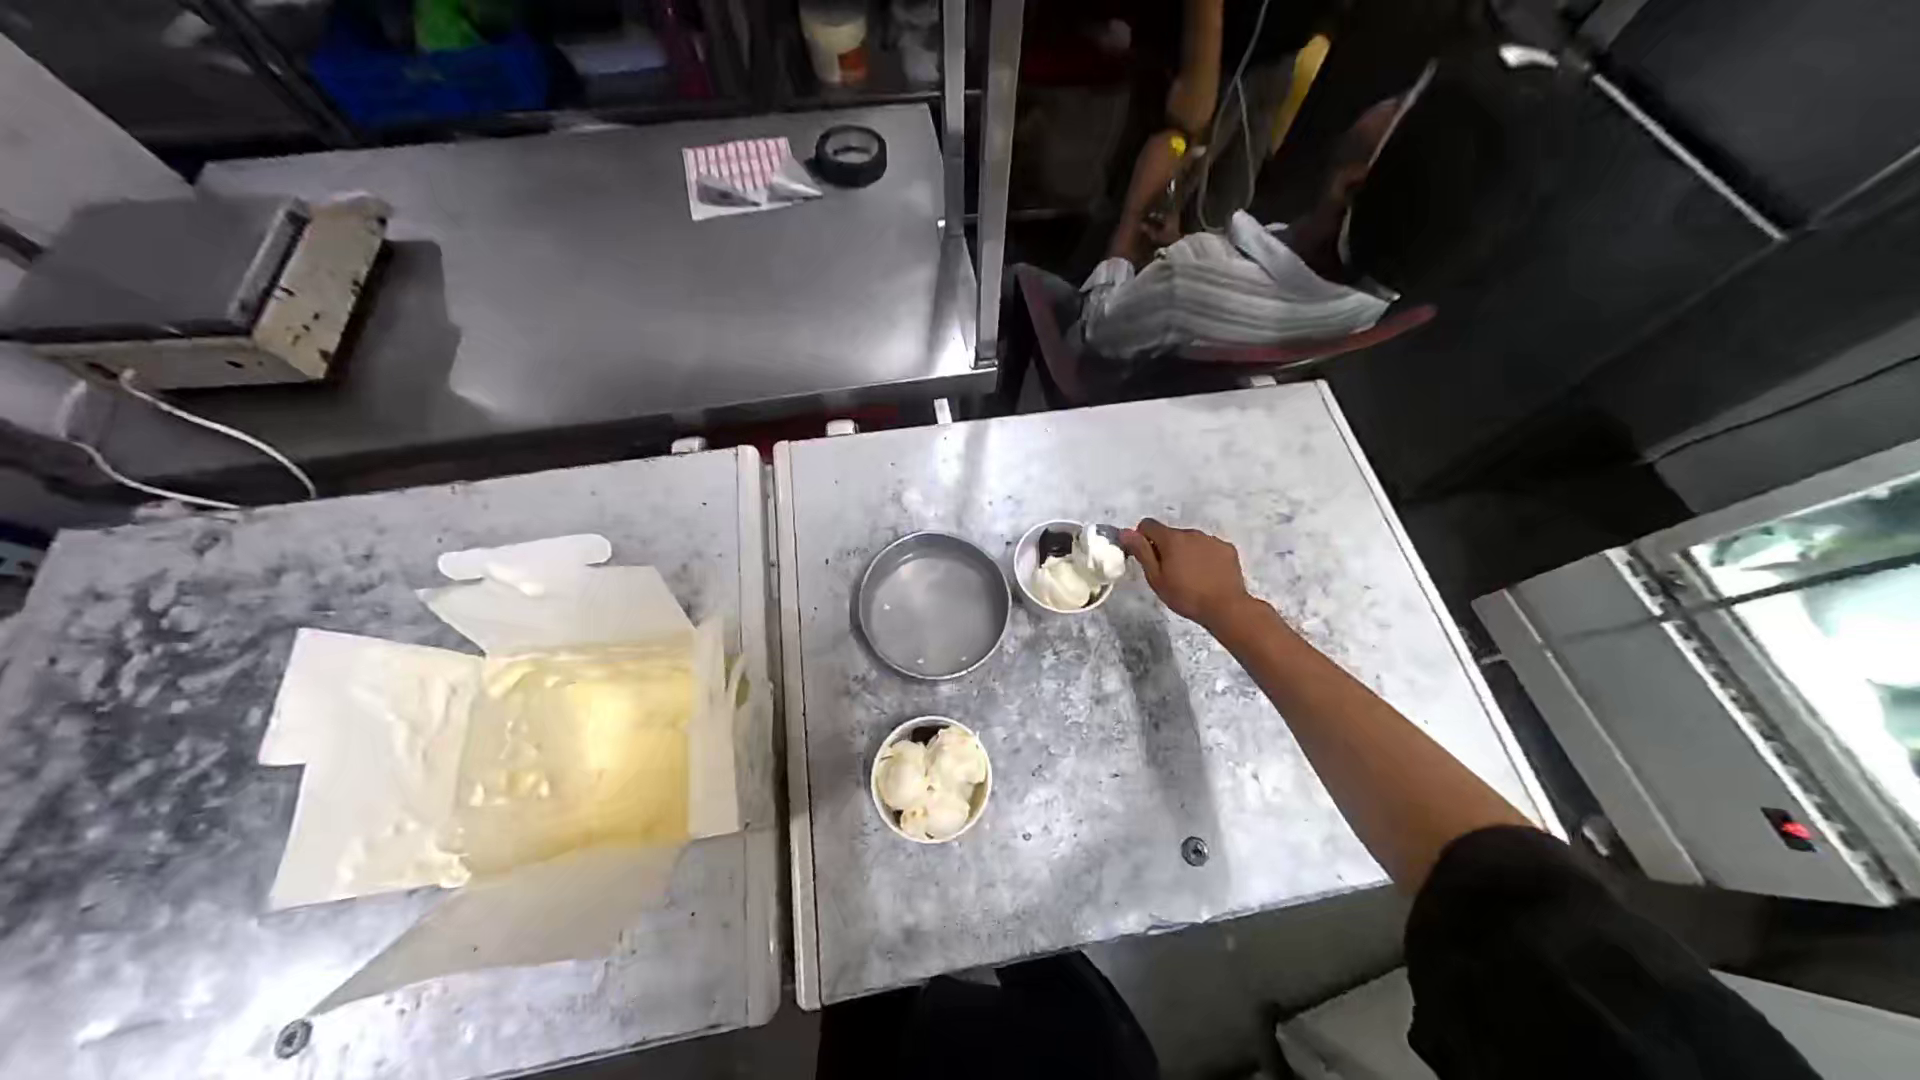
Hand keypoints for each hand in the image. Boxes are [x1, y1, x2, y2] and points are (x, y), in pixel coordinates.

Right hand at [1118, 518, 1252, 628]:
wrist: (1225, 607)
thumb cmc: (1185, 596)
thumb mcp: (1156, 578)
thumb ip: (1141, 551)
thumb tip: (1125, 531)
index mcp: (1171, 539)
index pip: (1148, 524)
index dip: (1142, 538)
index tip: (1147, 557)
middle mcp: (1191, 533)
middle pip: (1171, 534)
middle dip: (1166, 548)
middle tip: (1169, 573)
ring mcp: (1211, 539)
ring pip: (1191, 540)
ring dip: (1186, 552)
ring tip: (1190, 576)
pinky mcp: (1227, 548)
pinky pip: (1209, 547)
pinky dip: (1204, 556)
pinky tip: (1207, 575)